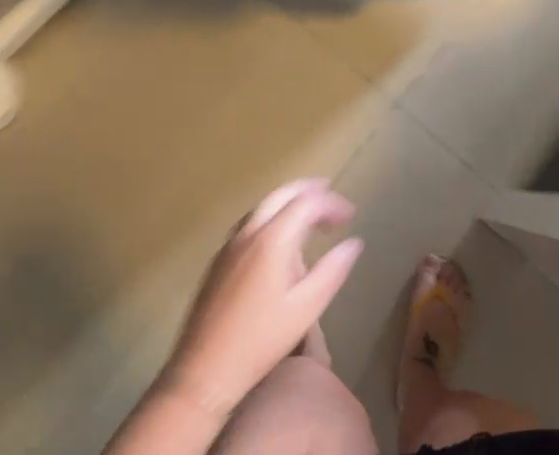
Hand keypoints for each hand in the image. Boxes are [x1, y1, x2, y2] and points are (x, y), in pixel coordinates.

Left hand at [161, 179, 363, 415]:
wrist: (205, 368)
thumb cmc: (261, 340)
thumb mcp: (307, 308)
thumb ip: (332, 271)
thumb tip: (354, 242)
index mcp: (272, 240)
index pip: (306, 203)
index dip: (331, 203)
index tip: (351, 216)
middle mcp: (248, 233)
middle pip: (280, 194)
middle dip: (308, 190)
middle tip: (331, 193)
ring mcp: (229, 245)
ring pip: (261, 207)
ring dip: (288, 201)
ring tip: (310, 212)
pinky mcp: (218, 261)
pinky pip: (249, 223)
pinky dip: (271, 216)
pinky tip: (279, 237)